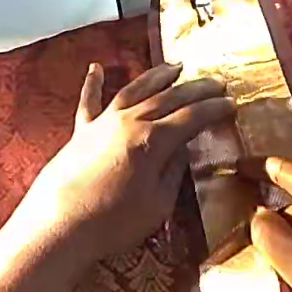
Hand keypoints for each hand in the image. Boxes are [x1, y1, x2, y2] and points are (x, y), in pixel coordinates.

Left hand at [7, 63, 233, 268]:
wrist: (59, 225)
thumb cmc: (113, 223)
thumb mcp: (158, 204)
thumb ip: (173, 171)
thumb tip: (184, 147)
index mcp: (152, 140)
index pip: (191, 117)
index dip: (213, 109)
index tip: (231, 103)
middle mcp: (129, 121)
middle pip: (168, 97)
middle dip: (195, 88)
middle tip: (216, 81)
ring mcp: (102, 122)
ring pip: (134, 89)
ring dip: (156, 76)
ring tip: (175, 66)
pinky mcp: (81, 131)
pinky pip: (89, 101)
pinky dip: (92, 83)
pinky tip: (95, 67)